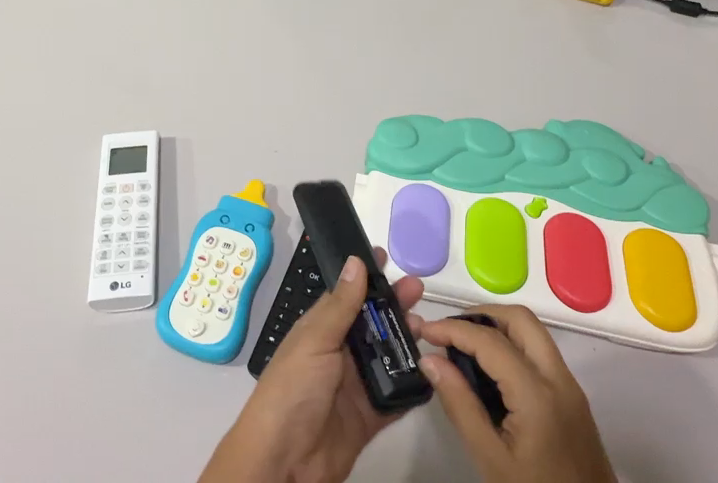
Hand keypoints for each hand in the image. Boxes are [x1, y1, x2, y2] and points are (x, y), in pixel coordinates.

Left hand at [200, 253, 423, 482]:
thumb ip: (340, 306)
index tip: (388, 258)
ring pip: (388, 356)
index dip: (366, 278)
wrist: (285, 460)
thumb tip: (355, 262)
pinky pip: (397, 396)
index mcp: (320, 331)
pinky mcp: (370, 415)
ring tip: (425, 327)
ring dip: (408, 341)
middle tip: (418, 290)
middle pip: (372, 324)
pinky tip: (432, 370)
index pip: (347, 297)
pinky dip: (414, 385)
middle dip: (394, 305)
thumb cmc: (292, 390)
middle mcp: (339, 354)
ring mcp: (355, 385)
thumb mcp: (314, 341)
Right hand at [417, 305, 614, 481]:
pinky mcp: (572, 395)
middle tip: (448, 332)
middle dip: (480, 315)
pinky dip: (512, 343)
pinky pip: (540, 351)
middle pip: (520, 319)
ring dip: (497, 326)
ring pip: (533, 331)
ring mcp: (570, 385)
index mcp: (537, 394)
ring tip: (463, 346)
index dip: (453, 329)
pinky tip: (488, 368)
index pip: (490, 341)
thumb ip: (459, 405)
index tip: (424, 331)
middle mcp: (559, 378)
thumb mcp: (490, 458)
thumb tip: (430, 359)